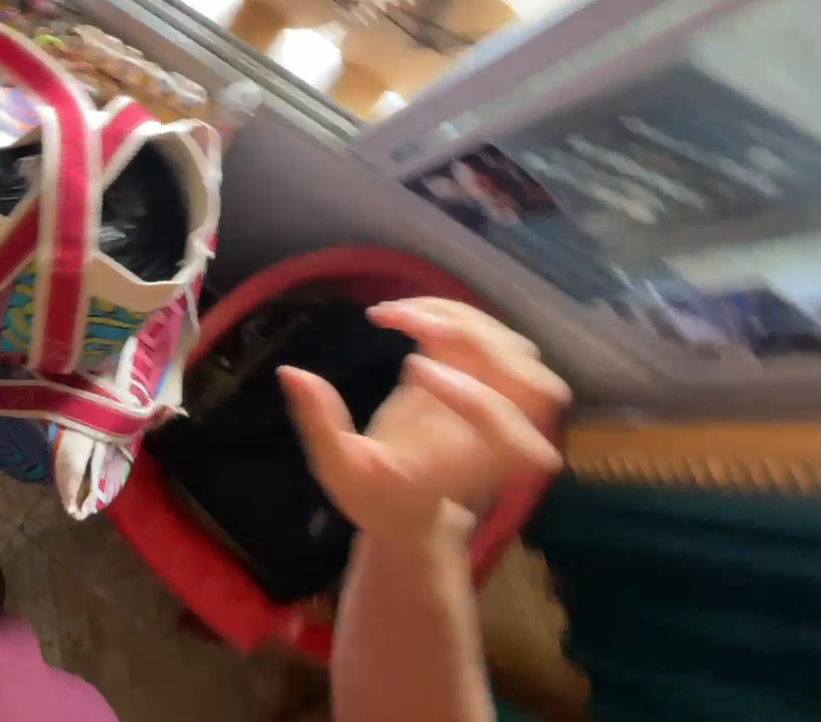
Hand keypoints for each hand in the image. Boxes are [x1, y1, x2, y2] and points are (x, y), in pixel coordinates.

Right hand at [279, 298, 568, 541]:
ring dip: (458, 318)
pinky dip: (446, 314)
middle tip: (406, 321)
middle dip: (473, 341)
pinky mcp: (476, 379)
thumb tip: (289, 372)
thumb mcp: (340, 468)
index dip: (475, 395)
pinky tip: (395, 312)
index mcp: (478, 464)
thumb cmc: (378, 497)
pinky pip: (484, 336)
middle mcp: (504, 433)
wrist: (410, 509)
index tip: (412, 367)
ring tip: (394, 311)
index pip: (510, 431)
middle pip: (531, 382)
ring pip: (515, 351)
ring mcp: (496, 402)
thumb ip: (319, 424)